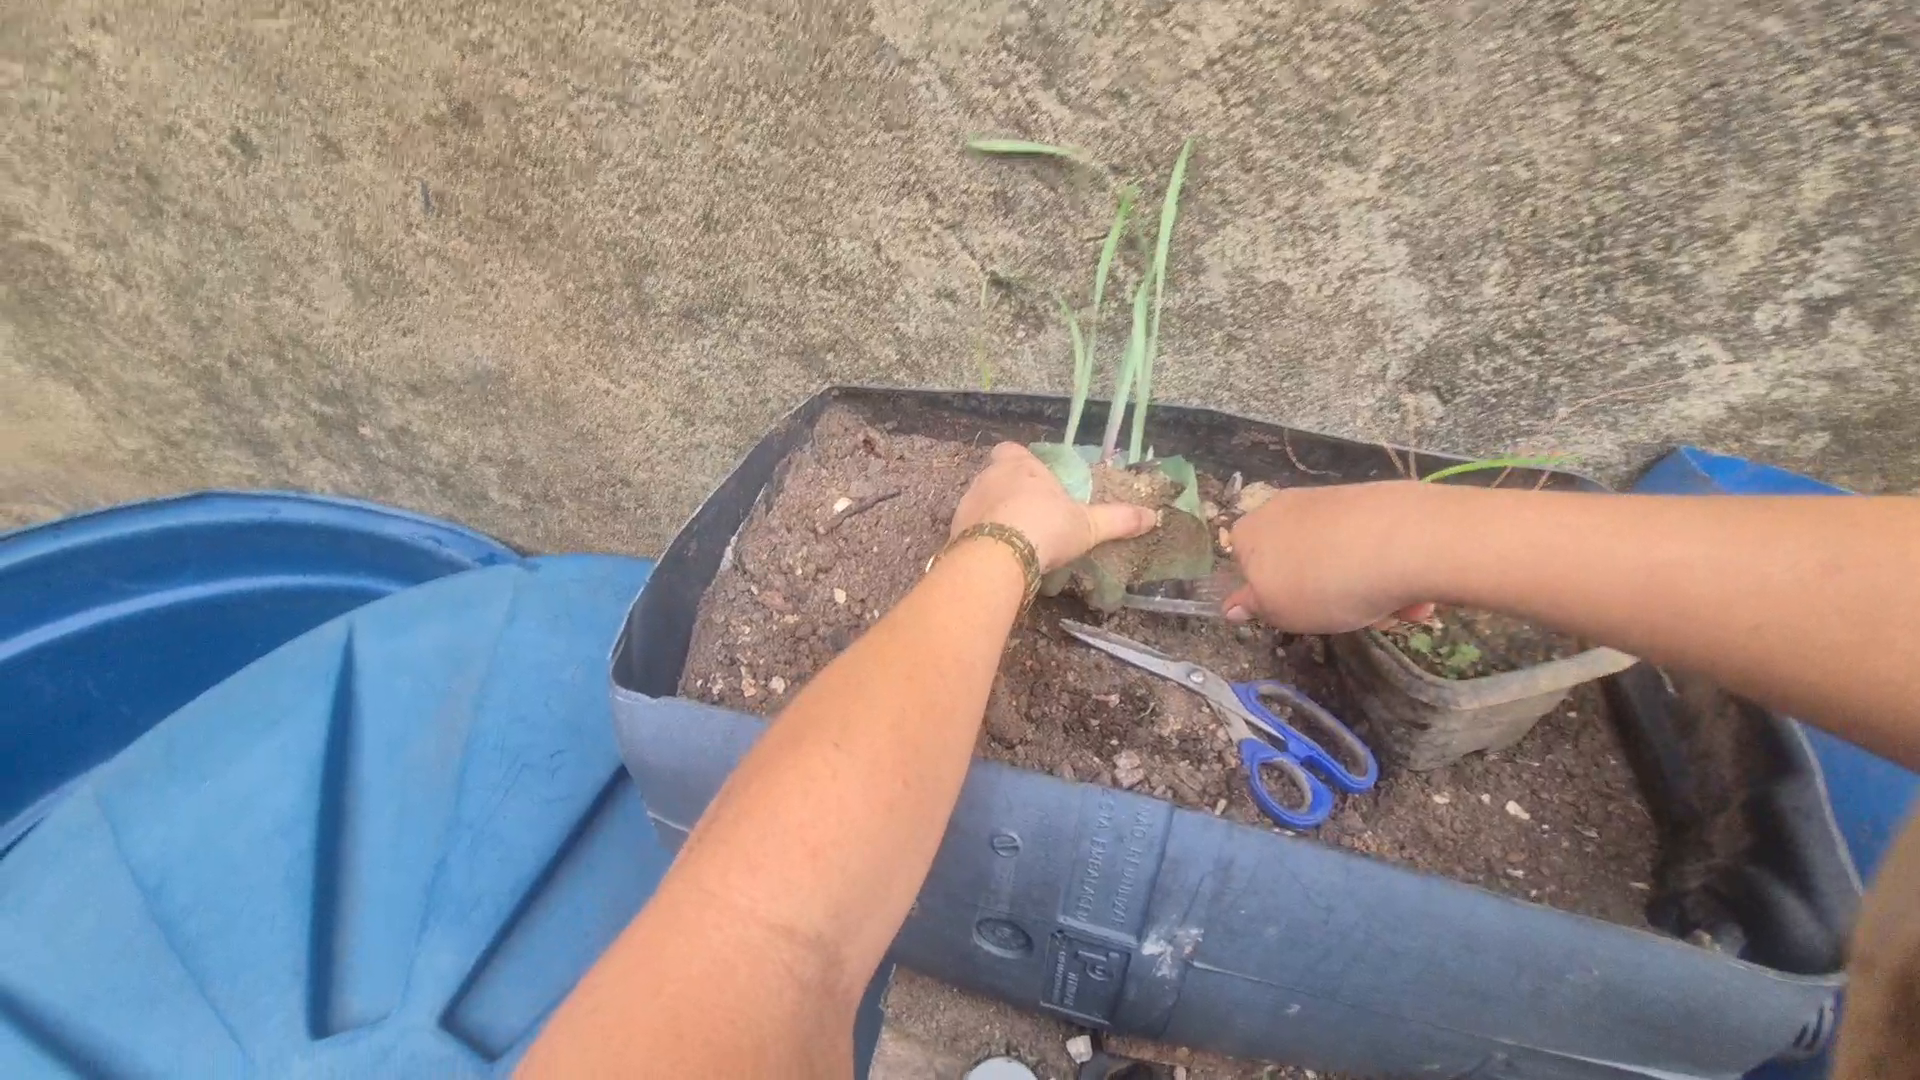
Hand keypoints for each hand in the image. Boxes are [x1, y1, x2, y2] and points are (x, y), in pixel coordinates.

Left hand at [952, 443, 1156, 571]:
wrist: (997, 556)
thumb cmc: (1045, 527)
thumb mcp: (1087, 525)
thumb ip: (1117, 520)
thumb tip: (1154, 516)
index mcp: (1019, 465)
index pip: (1011, 451)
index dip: (1021, 463)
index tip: (1035, 481)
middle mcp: (988, 478)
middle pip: (995, 477)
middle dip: (1009, 492)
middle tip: (1031, 516)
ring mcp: (967, 503)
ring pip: (980, 503)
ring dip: (993, 516)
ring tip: (1016, 541)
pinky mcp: (954, 530)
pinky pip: (969, 530)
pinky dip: (981, 539)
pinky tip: (998, 557)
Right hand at [1223, 482, 1435, 631]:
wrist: (1405, 540)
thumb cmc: (1322, 583)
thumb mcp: (1278, 611)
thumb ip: (1253, 607)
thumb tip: (1230, 608)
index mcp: (1250, 531)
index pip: (1244, 559)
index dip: (1267, 587)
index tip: (1292, 608)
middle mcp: (1284, 507)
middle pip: (1295, 556)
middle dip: (1321, 587)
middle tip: (1344, 614)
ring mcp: (1330, 500)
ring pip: (1337, 553)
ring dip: (1359, 584)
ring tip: (1391, 608)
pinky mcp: (1374, 499)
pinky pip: (1372, 542)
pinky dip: (1386, 566)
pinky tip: (1411, 588)